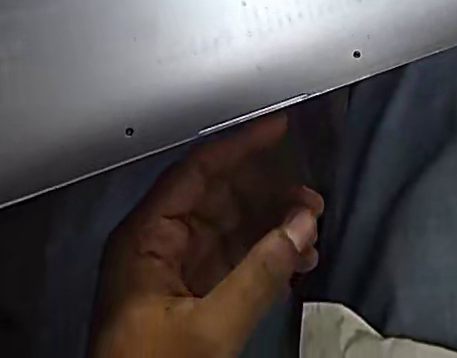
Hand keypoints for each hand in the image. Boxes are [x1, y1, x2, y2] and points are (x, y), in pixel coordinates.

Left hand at [91, 115, 323, 357]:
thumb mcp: (208, 329)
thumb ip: (259, 273)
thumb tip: (301, 224)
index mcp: (146, 234)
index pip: (197, 169)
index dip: (240, 144)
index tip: (278, 128)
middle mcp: (158, 241)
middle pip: (218, 195)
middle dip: (266, 194)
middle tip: (309, 200)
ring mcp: (175, 268)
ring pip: (229, 226)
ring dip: (271, 226)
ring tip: (310, 232)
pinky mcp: (190, 295)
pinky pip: (231, 257)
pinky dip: (263, 255)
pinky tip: (294, 259)